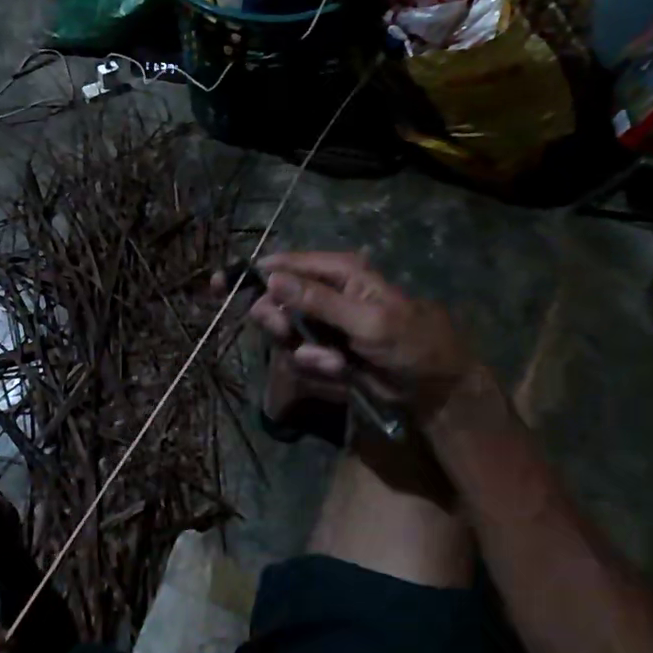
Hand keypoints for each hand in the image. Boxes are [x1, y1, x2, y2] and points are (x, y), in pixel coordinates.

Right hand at [243, 251, 479, 431]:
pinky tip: (341, 372)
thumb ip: (317, 300)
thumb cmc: (410, 342)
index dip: (252, 273)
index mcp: (338, 271)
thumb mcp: (366, 319)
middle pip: (275, 299)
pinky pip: (299, 355)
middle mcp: (324, 292)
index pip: (285, 265)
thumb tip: (272, 278)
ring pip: (284, 332)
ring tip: (332, 363)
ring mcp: (321, 323)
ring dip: (304, 350)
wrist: (433, 387)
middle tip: (285, 335)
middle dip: (278, 321)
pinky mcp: (322, 349)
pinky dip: (315, 366)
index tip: (219, 285)